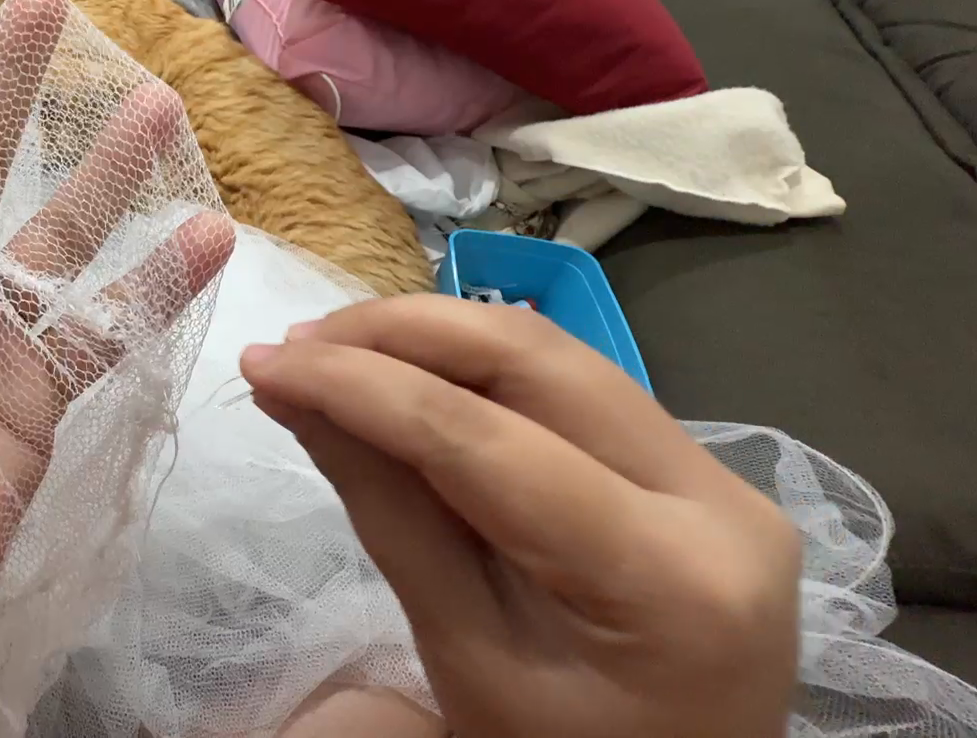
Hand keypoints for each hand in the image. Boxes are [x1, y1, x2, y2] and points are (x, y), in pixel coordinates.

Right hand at [239, 296, 800, 737]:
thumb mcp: (455, 645)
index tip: (263, 364)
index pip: (477, 438)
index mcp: (665, 577)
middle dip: (390, 331)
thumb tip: (286, 390)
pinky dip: (455, 357)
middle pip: (524, 356)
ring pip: (538, 346)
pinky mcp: (679, 455)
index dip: (354, 385)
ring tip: (326, 348)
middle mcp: (714, 496)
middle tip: (295, 344)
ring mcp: (708, 467)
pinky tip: (392, 366)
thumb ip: (377, 501)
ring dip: (419, 333)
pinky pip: (551, 374)